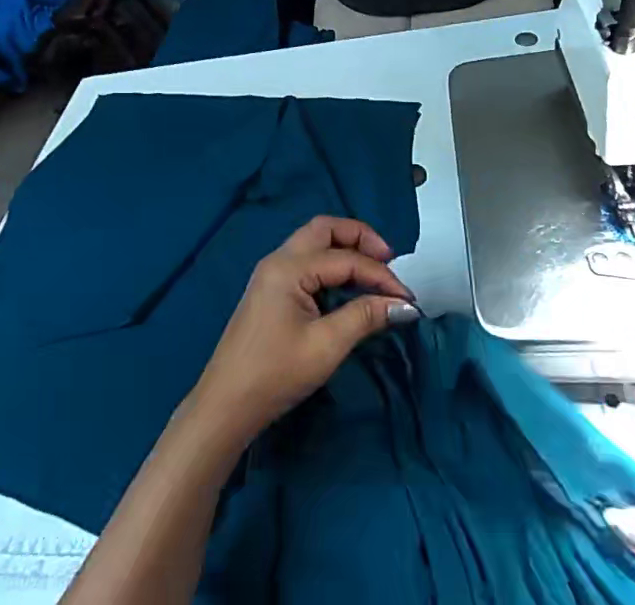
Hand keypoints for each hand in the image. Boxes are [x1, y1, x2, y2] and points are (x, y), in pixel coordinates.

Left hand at [184, 216, 418, 447]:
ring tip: (374, 271)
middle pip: (324, 230)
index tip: (408, 299)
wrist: (226, 404)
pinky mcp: (270, 290)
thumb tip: (404, 305)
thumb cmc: (276, 374)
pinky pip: (305, 261)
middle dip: (360, 238)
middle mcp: (278, 260)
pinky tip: (347, 285)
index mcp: (288, 268)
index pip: (346, 259)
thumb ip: (366, 317)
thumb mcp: (326, 346)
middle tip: (389, 261)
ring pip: (313, 242)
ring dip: (345, 249)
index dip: (382, 276)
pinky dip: (331, 264)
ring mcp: (270, 274)